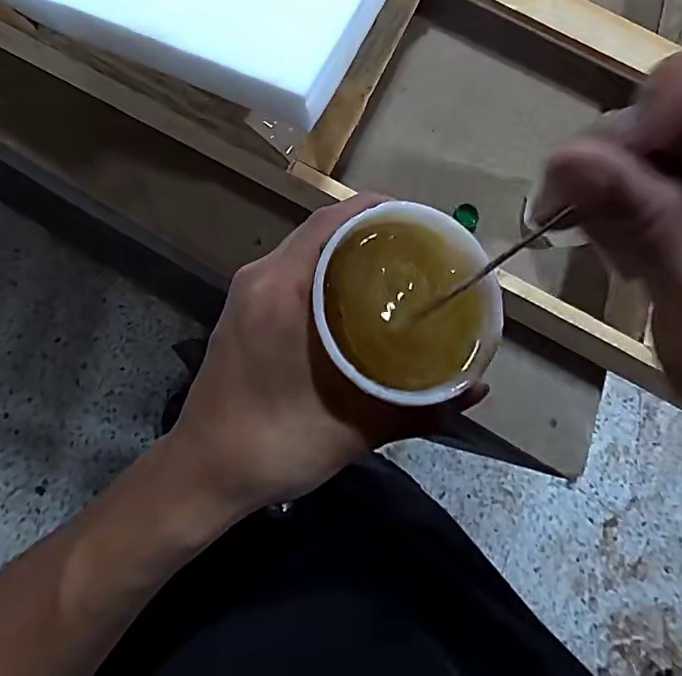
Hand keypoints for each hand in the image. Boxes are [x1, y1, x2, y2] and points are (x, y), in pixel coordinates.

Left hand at [163, 194, 485, 514]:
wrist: (204, 472)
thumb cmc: (276, 445)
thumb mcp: (355, 428)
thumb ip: (419, 407)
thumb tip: (477, 389)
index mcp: (280, 288)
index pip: (330, 222)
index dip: (376, 210)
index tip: (418, 221)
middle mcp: (260, 277)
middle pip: (319, 230)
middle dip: (368, 229)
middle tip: (416, 246)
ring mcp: (246, 291)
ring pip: (304, 249)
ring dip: (345, 249)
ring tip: (392, 266)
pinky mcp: (242, 308)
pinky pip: (290, 269)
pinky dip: (323, 269)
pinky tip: (353, 294)